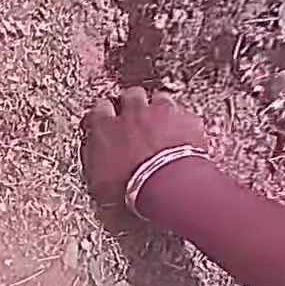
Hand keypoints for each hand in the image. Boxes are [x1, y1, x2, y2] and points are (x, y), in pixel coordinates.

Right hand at [81, 87, 210, 203]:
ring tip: (162, 130)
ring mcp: (162, 113)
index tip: (106, 126)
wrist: (166, 187)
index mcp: (104, 127)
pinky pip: (185, 116)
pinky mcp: (187, 120)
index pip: (98, 111)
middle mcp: (131, 113)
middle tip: (136, 122)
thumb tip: (96, 166)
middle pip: (130, 96)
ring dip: (159, 111)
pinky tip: (183, 140)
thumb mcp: (98, 185)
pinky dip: (183, 125)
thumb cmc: (129, 189)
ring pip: (159, 99)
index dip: (103, 118)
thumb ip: (96, 165)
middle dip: (133, 106)